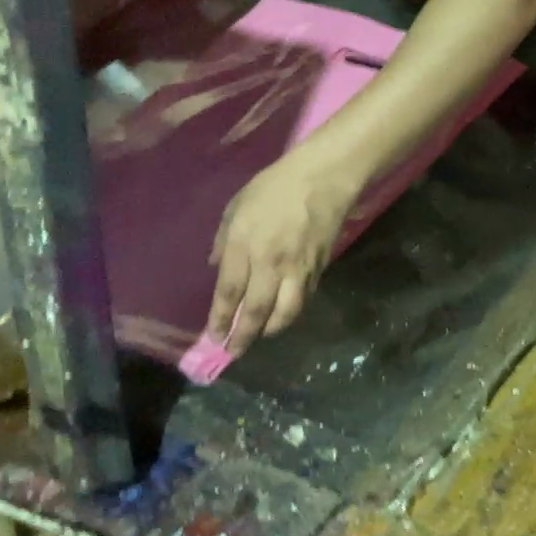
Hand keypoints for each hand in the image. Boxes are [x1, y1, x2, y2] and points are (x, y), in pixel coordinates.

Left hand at [208, 157, 360, 354]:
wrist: (322, 184)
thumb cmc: (273, 190)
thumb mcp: (235, 209)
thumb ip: (225, 242)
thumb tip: (220, 268)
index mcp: (245, 246)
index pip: (230, 291)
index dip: (221, 317)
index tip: (213, 337)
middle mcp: (272, 263)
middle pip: (259, 308)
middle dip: (246, 333)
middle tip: (236, 351)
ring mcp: (300, 269)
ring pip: (288, 310)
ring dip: (274, 328)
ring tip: (262, 337)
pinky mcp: (320, 269)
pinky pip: (304, 297)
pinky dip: (293, 311)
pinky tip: (285, 315)